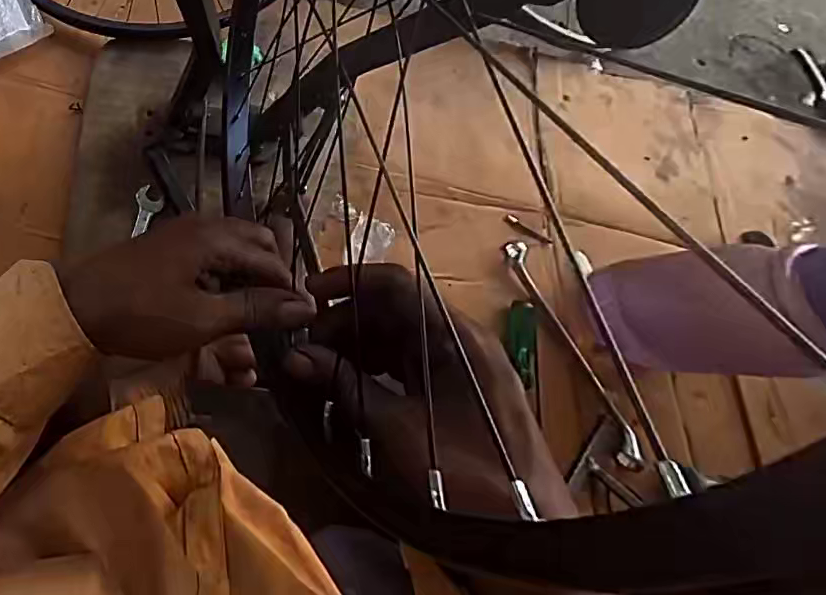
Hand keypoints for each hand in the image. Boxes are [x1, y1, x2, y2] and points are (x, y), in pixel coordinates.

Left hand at [59, 215, 315, 361]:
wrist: (78, 305)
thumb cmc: (141, 313)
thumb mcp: (203, 318)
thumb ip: (254, 310)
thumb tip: (303, 305)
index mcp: (212, 236)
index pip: (269, 258)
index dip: (288, 290)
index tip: (301, 324)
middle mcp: (200, 228)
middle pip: (252, 248)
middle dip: (268, 283)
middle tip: (273, 323)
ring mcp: (180, 238)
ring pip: (230, 256)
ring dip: (244, 289)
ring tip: (248, 330)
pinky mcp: (166, 252)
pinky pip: (207, 263)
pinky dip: (219, 288)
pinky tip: (219, 319)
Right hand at [282, 263, 575, 518]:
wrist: (531, 544)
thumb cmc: (468, 477)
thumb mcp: (397, 427)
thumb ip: (345, 384)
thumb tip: (294, 357)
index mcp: (457, 337)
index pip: (396, 283)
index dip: (349, 280)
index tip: (310, 294)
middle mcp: (460, 342)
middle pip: (391, 309)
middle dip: (344, 322)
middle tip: (308, 346)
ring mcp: (460, 368)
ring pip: (394, 336)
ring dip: (354, 347)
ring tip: (321, 368)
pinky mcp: (456, 393)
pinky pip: (406, 363)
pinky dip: (373, 368)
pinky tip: (347, 387)